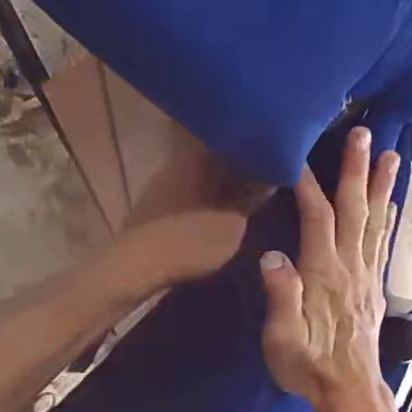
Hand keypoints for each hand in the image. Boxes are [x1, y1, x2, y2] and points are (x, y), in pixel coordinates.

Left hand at [110, 155, 273, 293]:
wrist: (135, 266)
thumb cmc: (189, 242)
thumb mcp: (233, 225)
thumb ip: (250, 200)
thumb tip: (267, 181)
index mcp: (200, 158)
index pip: (236, 145)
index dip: (258, 155)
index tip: (276, 166)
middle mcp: (178, 162)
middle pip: (217, 161)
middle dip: (239, 172)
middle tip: (264, 187)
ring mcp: (162, 183)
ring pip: (201, 179)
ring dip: (220, 189)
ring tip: (244, 202)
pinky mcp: (152, 205)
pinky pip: (187, 196)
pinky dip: (203, 202)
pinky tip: (215, 216)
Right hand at [258, 127, 399, 411]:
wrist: (350, 393)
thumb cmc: (308, 367)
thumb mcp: (282, 341)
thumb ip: (281, 299)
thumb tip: (272, 256)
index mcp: (324, 275)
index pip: (318, 219)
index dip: (308, 186)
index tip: (299, 155)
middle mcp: (351, 267)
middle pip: (355, 210)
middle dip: (358, 170)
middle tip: (365, 134)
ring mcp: (367, 275)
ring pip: (375, 221)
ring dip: (381, 186)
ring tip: (392, 154)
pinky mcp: (375, 285)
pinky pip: (384, 243)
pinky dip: (391, 217)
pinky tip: (393, 202)